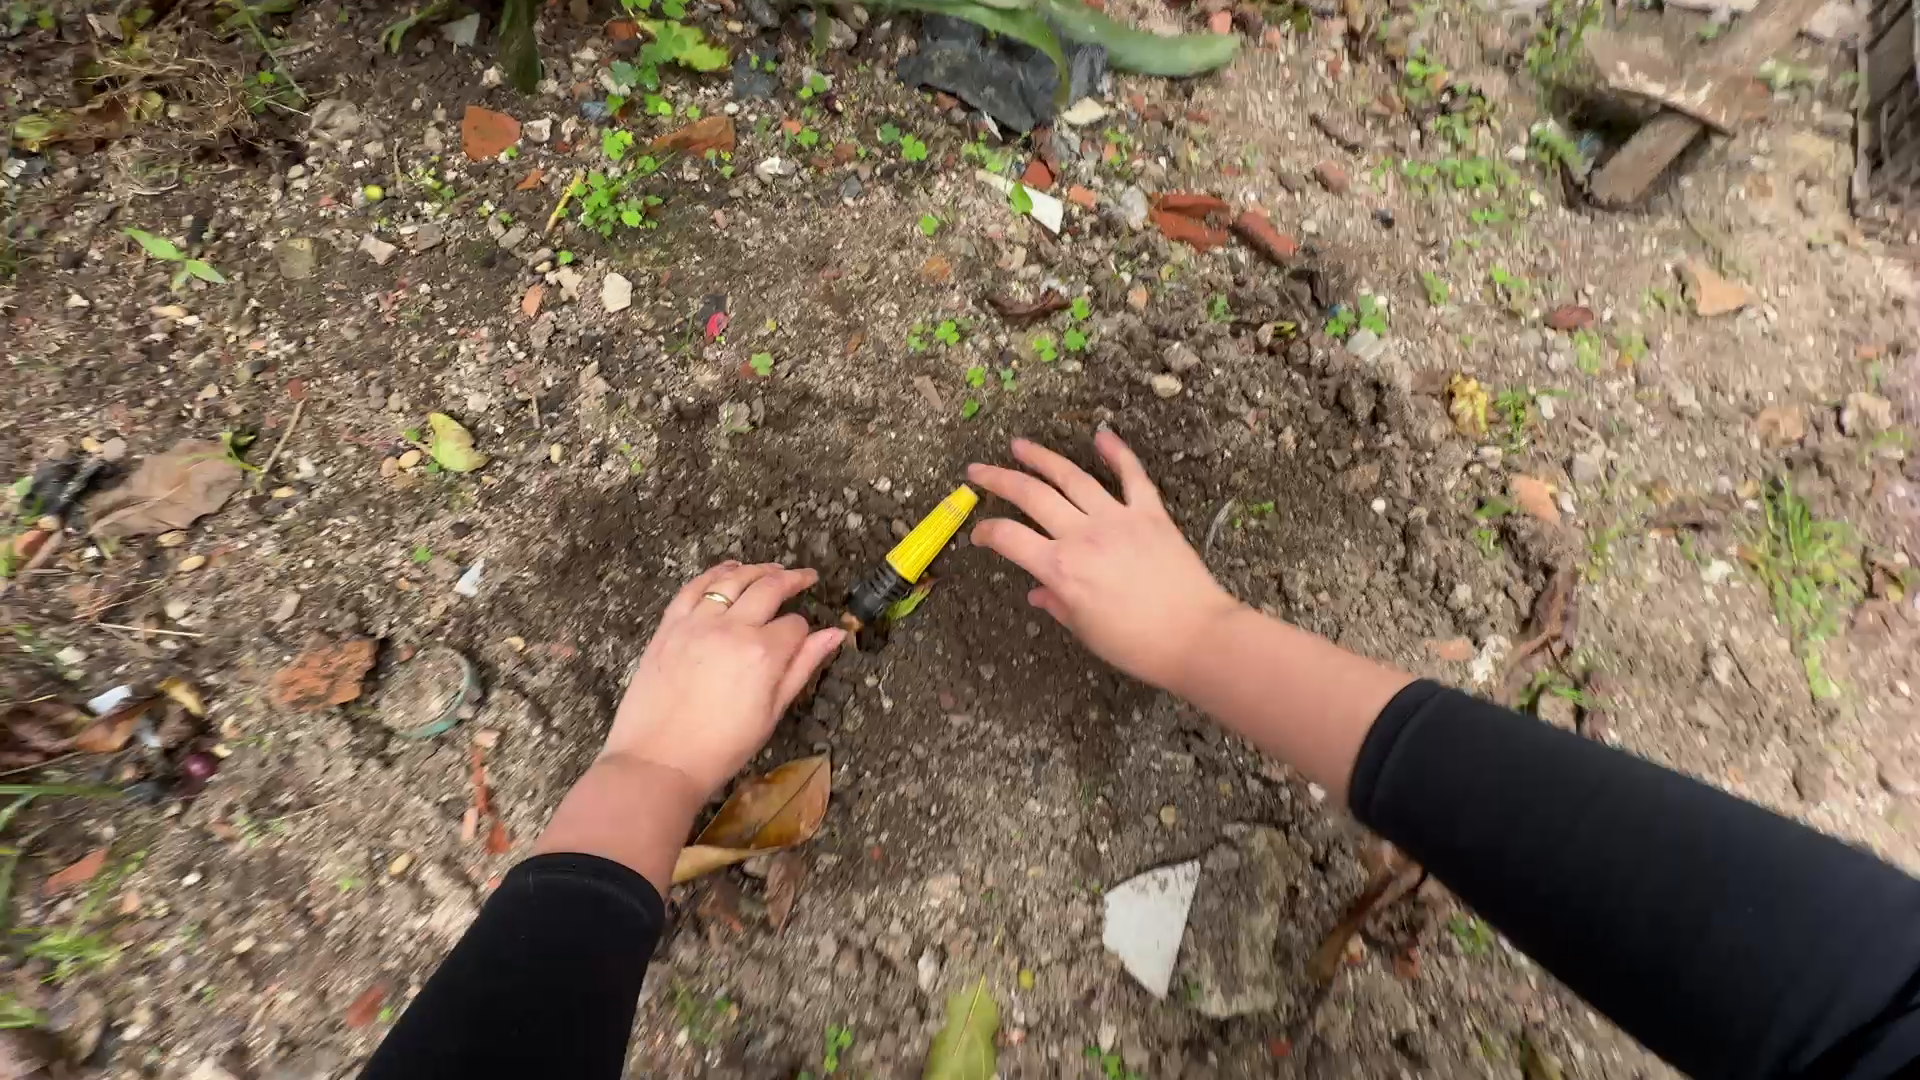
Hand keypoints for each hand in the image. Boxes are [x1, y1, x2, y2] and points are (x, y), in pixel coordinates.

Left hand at [603, 562, 844, 796]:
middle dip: (792, 579)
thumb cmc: (722, 747)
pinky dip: (715, 573)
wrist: (658, 762)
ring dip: (757, 569)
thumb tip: (835, 634)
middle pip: (769, 588)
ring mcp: (697, 624)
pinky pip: (694, 588)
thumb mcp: (773, 711)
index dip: (804, 632)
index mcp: (763, 653)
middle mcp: (732, 628)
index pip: (795, 625)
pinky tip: (730, 569)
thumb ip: (803, 666)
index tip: (802, 641)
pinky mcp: (670, 626)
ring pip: (733, 580)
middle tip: (806, 576)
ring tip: (773, 568)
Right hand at [967, 432, 1241, 692]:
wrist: (1196, 636)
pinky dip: (1117, 453)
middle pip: (1031, 495)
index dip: (987, 533)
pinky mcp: (1150, 514)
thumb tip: (1038, 593)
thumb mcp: (1084, 629)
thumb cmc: (1136, 643)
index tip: (979, 535)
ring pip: (1072, 477)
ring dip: (1042, 457)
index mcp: (1060, 568)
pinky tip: (1102, 434)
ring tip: (1020, 445)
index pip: (1009, 538)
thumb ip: (1056, 604)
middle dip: (998, 479)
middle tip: (977, 469)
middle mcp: (1083, 535)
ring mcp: (1117, 519)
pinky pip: (1131, 476)